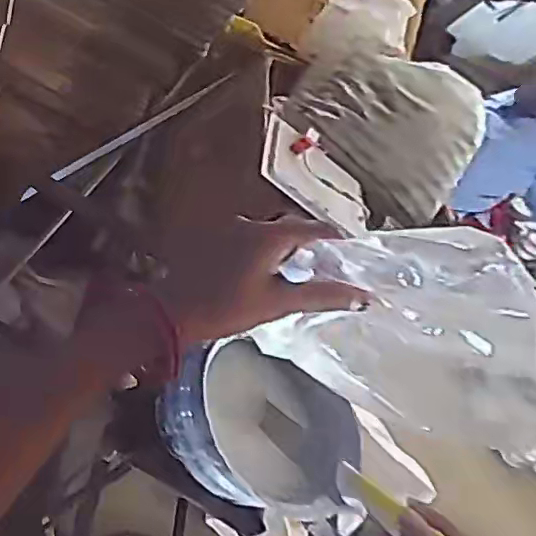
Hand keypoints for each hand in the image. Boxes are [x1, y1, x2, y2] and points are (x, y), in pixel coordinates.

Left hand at [151, 215, 366, 346]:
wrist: (173, 312)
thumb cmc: (226, 307)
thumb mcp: (278, 302)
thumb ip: (322, 295)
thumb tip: (362, 294)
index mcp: (267, 234)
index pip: (313, 229)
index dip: (336, 241)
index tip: (352, 255)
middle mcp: (247, 224)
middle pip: (290, 229)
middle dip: (311, 246)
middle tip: (329, 269)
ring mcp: (226, 230)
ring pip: (268, 234)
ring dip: (286, 249)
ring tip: (300, 275)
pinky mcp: (212, 240)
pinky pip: (248, 240)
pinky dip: (264, 252)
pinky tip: (266, 274)